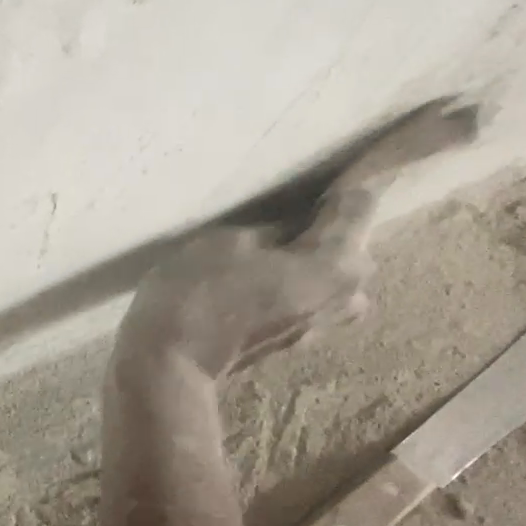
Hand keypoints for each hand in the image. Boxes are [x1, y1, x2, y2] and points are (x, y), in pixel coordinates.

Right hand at [115, 99, 477, 379]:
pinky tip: (248, 284)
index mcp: (341, 259)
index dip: (346, 179)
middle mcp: (350, 291)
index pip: (359, 202)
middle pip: (344, 242)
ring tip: (258, 253)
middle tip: (274, 217)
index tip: (343, 160)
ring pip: (324, 273)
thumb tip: (289, 231)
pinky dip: (284, 286)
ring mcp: (325, 322)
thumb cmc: (195, 294)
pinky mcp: (296, 340)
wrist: (166, 364)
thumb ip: (270, 229)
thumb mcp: (224, 241)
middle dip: (316, 227)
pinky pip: (303, 298)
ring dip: (300, 259)